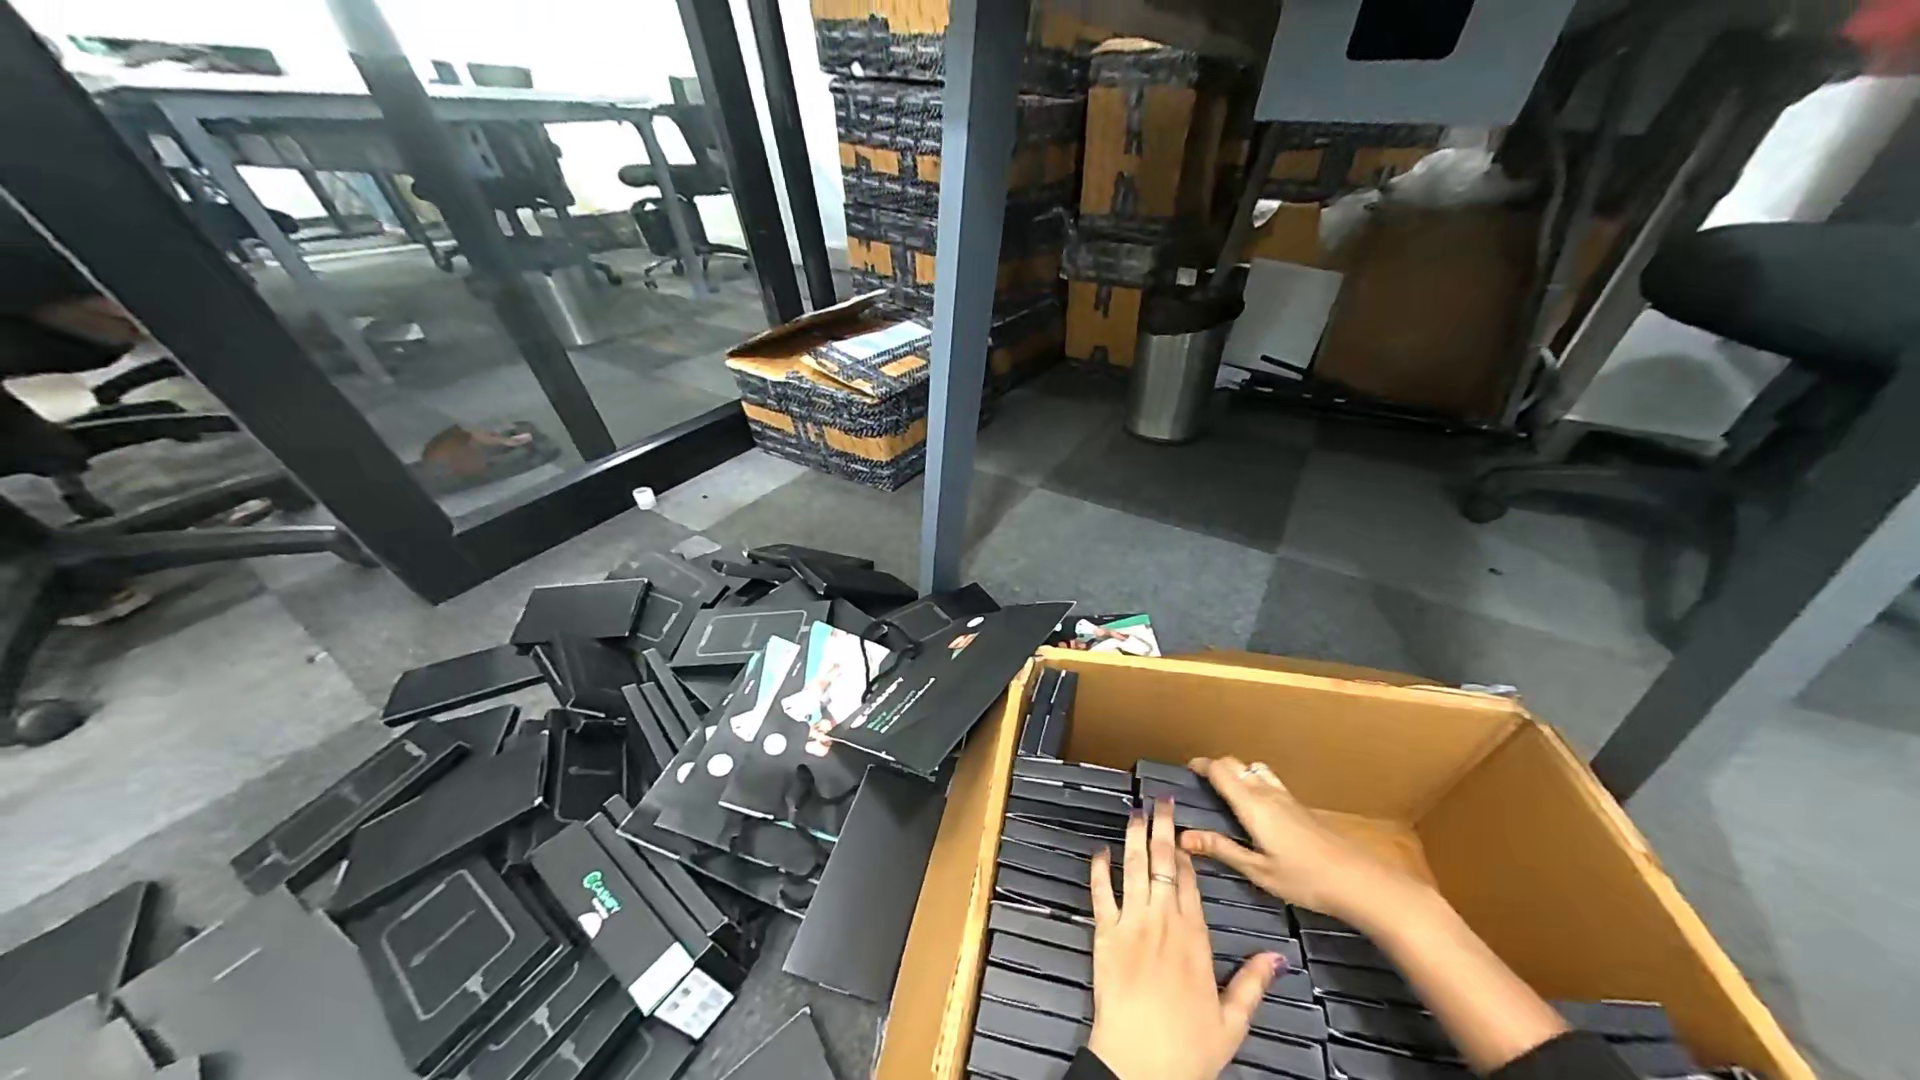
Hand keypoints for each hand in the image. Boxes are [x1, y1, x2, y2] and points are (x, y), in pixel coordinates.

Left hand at [1086, 796, 1281, 1079]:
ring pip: (1134, 868)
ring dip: (1134, 837)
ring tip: (1134, 811)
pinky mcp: (1104, 934)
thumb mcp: (1232, 1021)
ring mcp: (1132, 924)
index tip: (1184, 829)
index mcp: (1195, 939)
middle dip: (1162, 828)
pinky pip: (1101, 893)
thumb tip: (1277, 957)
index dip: (1187, 852)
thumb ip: (1253, 983)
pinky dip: (1099, 869)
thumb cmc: (1187, 1048)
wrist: (1140, 1066)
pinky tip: (1100, 851)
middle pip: (1164, 863)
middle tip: (1160, 800)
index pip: (1191, 882)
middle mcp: (1164, 922)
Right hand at [1179, 756, 1422, 927]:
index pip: (1220, 770)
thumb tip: (1183, 836)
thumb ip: (1221, 849)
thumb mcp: (1258, 870)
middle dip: (1216, 766)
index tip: (1186, 770)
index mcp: (1252, 804)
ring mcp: (1286, 797)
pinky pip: (1269, 780)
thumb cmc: (1304, 878)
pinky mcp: (1300, 807)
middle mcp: (1267, 793)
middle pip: (1236, 764)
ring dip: (1237, 771)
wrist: (1358, 881)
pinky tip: (1257, 805)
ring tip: (1226, 789)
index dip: (1201, 765)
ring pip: (1255, 769)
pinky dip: (1253, 781)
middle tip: (1201, 781)